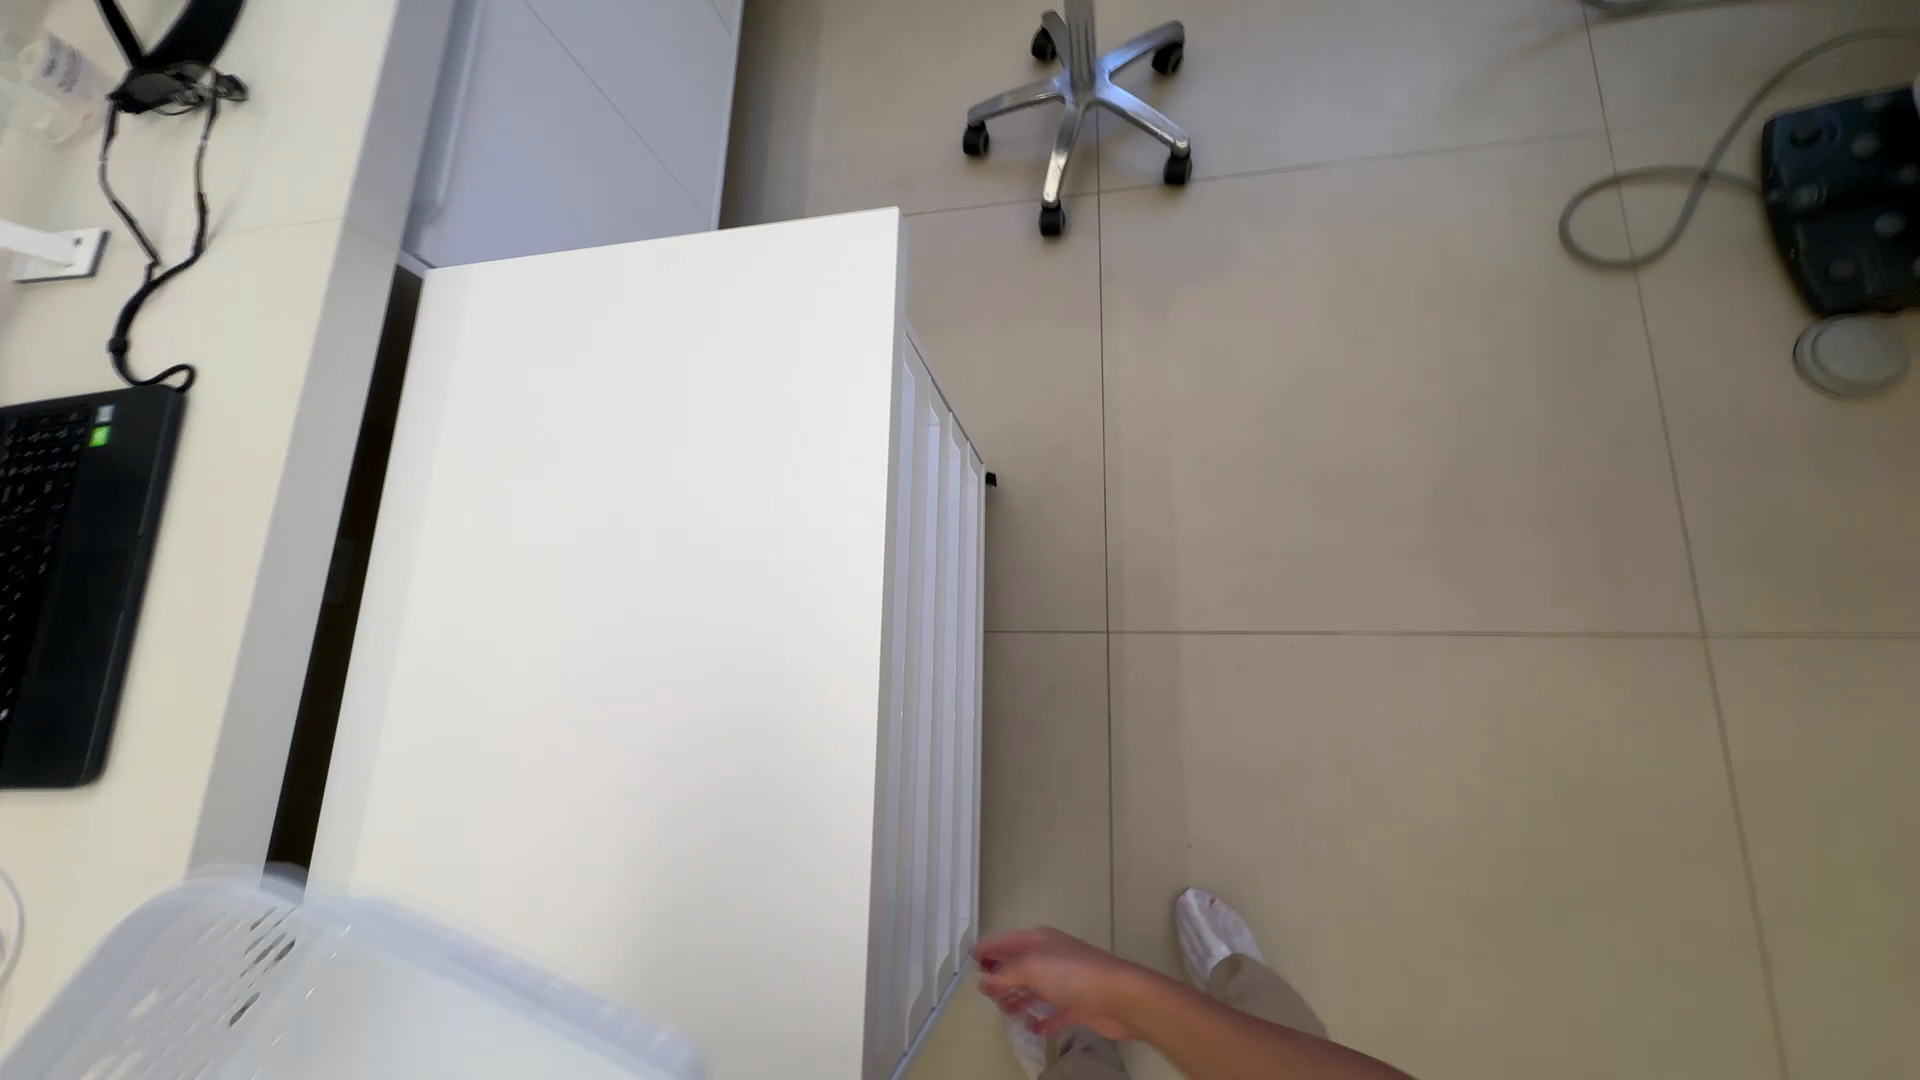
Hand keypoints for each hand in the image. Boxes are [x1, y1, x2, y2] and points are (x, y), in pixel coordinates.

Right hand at [975, 928, 1156, 1041]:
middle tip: (988, 995)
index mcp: (1038, 941)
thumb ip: (1006, 973)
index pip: (1007, 941)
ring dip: (1019, 999)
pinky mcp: (1076, 1005)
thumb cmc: (1072, 974)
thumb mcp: (1033, 967)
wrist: (1119, 996)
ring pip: (1034, 989)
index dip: (988, 948)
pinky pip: (1053, 1012)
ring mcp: (1064, 981)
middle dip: (1002, 977)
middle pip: (1019, 965)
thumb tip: (984, 979)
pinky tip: (1033, 1028)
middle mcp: (1050, 957)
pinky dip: (1042, 1019)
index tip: (971, 960)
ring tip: (1005, 1013)